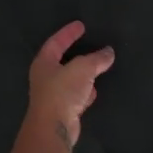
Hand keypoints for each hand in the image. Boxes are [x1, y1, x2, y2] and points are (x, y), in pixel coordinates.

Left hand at [28, 21, 114, 146]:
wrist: (54, 127)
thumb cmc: (62, 91)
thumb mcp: (83, 69)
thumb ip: (97, 59)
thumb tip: (108, 53)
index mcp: (44, 63)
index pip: (55, 42)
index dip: (68, 33)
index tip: (80, 25)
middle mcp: (45, 78)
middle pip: (61, 61)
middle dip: (74, 54)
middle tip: (88, 45)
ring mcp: (52, 96)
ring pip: (69, 80)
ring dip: (82, 75)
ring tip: (96, 68)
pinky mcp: (61, 111)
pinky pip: (75, 97)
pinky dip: (84, 93)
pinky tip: (93, 93)